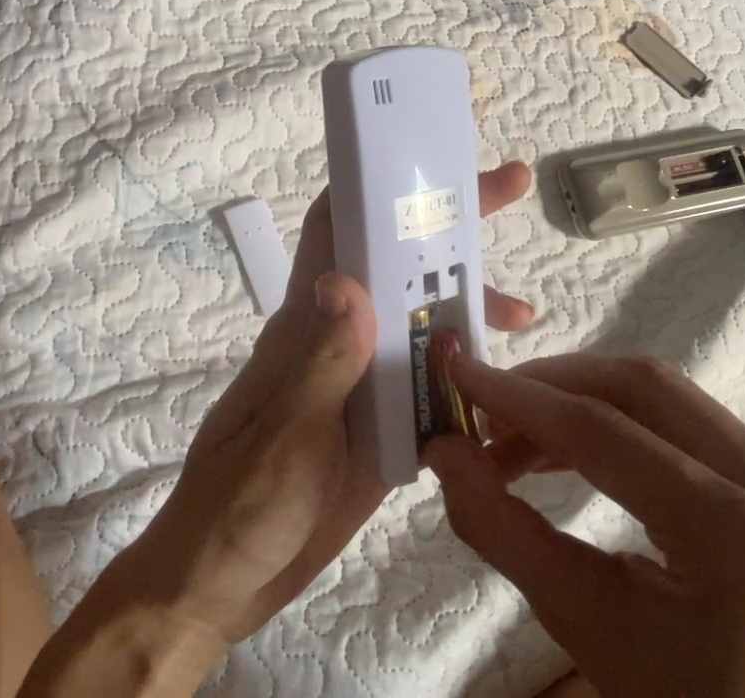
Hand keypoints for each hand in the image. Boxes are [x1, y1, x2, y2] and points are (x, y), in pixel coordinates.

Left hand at [110, 161, 536, 644]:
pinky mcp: (382, 428)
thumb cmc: (236, 506)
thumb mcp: (283, 437)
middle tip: (511, 191)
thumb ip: (318, 363)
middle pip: (394, 264)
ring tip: (523, 315)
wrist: (222, 582)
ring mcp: (362, 384)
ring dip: (468, 303)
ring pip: (421, 321)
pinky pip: (431, 383)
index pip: (336, 229)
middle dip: (448, 226)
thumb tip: (348, 278)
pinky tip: (508, 381)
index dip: (379, 186)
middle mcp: (336, 341)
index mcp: (303, 327)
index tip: (437, 162)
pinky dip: (470, 372)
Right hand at [426, 355, 744, 697]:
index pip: (607, 435)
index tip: (460, 376)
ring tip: (518, 440)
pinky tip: (577, 451)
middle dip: (554, 385)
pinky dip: (627, 428)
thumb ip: (504, 530)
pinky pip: (701, 432)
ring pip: (676, 403)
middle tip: (487, 410)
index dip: (521, 399)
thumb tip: (446, 451)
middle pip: (649, 390)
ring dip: (586, 404)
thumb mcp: (585, 626)